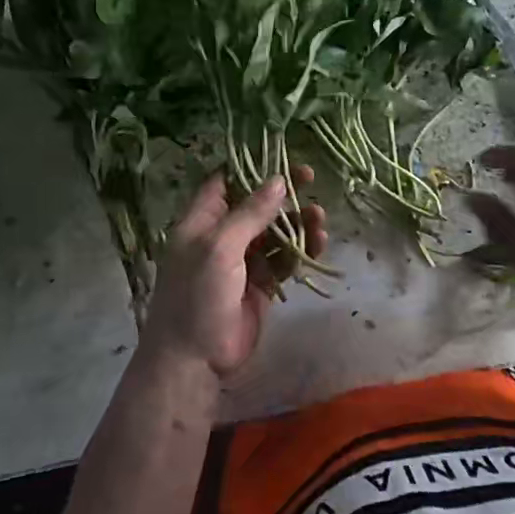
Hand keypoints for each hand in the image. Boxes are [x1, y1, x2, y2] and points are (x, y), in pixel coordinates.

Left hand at [138, 167, 327, 377]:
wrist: (195, 358)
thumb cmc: (197, 296)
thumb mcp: (219, 248)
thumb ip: (250, 214)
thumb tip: (278, 180)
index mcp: (201, 222)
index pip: (225, 182)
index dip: (251, 167)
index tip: (281, 155)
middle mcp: (222, 237)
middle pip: (256, 205)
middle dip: (283, 192)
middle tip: (311, 178)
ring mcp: (243, 261)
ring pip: (275, 232)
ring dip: (297, 222)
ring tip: (319, 217)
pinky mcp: (262, 284)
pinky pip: (285, 259)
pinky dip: (301, 250)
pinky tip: (318, 243)